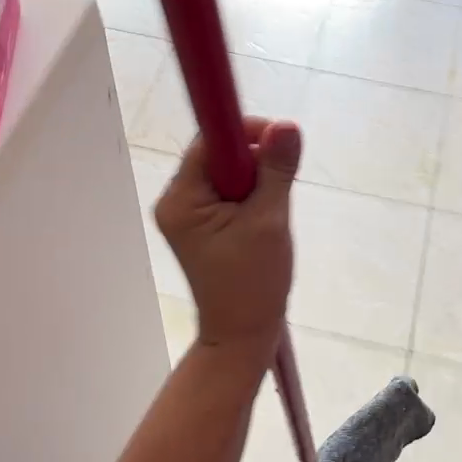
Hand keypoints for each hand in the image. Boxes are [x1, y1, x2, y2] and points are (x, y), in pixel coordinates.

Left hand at [154, 117, 300, 361]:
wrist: (242, 336)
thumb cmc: (253, 283)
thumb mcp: (269, 222)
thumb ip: (276, 170)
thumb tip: (286, 125)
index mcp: (180, 200)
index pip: (209, 143)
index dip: (244, 132)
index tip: (278, 140)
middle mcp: (175, 202)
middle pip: (217, 156)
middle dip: (253, 163)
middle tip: (279, 187)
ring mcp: (186, 215)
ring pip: (225, 175)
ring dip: (254, 183)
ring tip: (271, 213)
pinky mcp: (200, 226)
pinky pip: (226, 194)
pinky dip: (249, 199)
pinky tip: (263, 222)